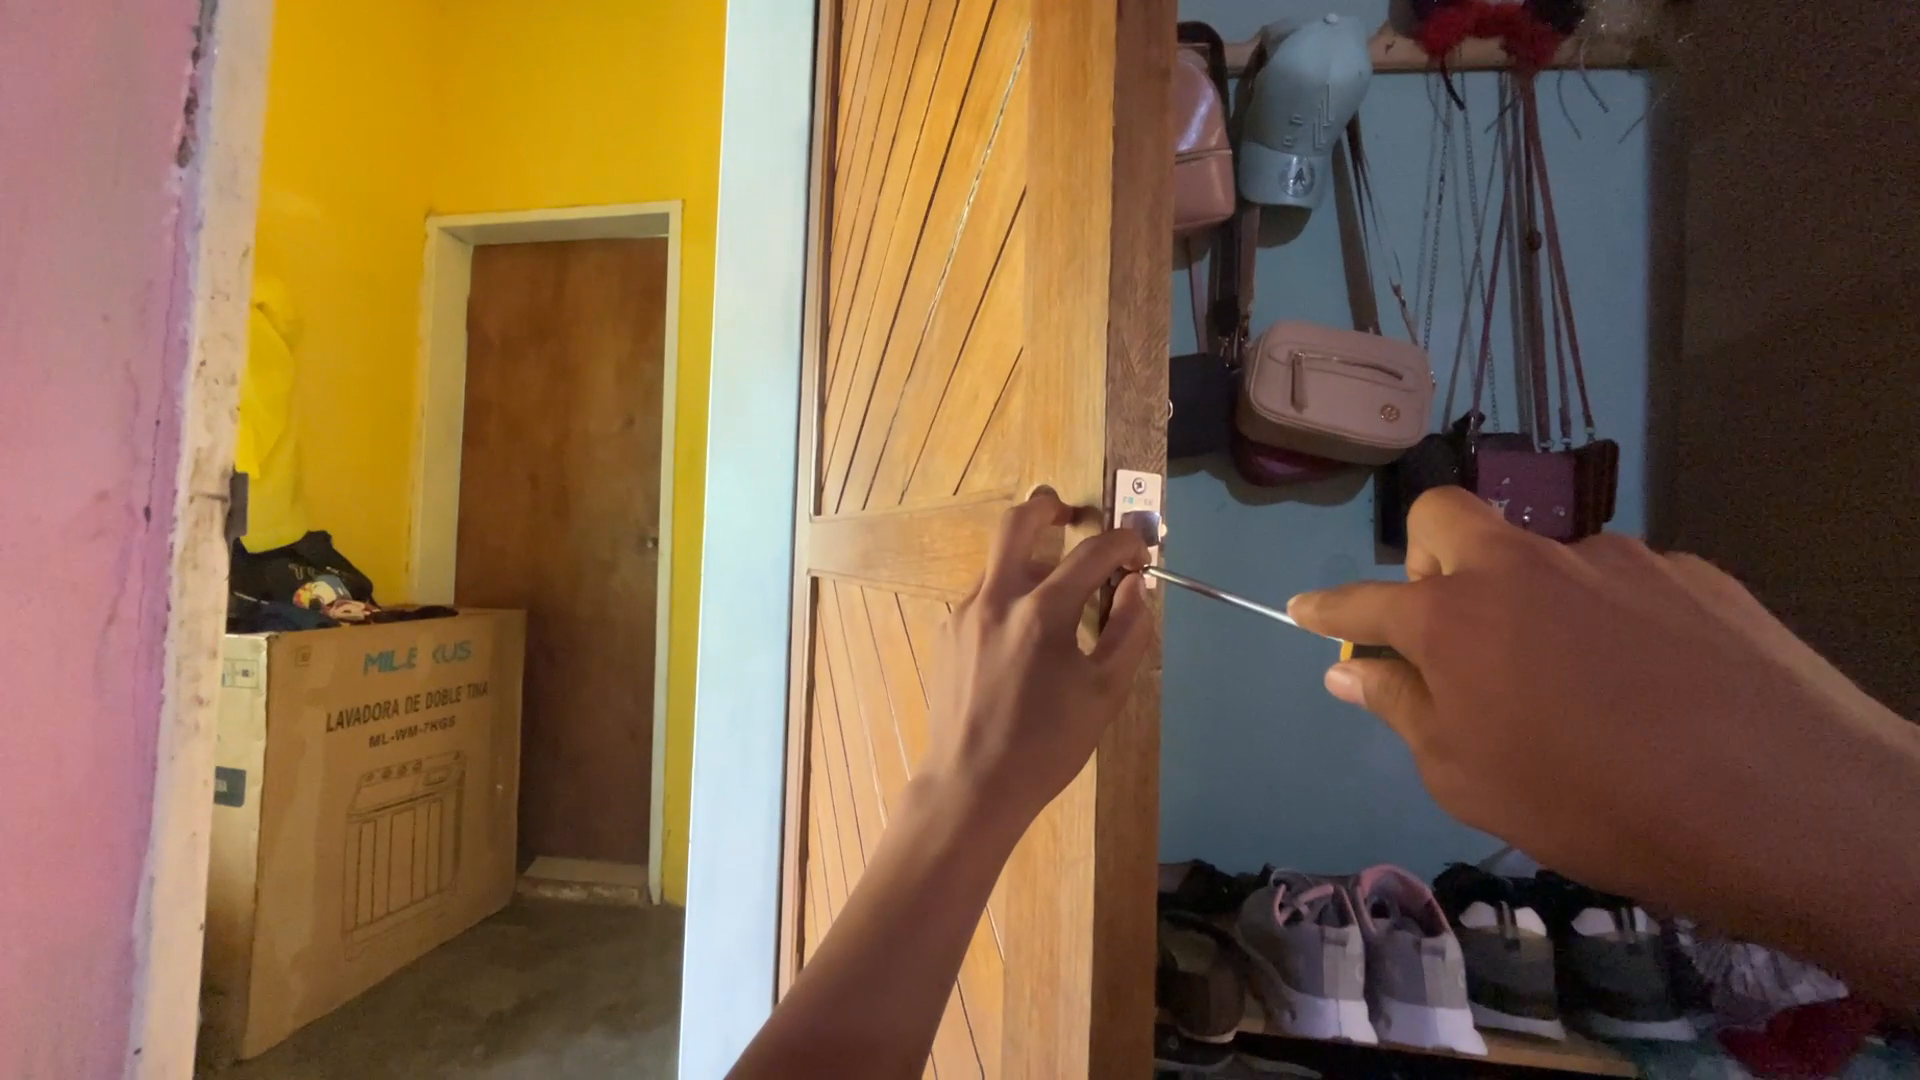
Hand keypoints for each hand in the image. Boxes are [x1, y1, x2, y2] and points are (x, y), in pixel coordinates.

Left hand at [919, 488, 1154, 828]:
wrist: (972, 784)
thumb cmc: (1048, 744)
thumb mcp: (1105, 692)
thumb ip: (1129, 630)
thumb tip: (1138, 585)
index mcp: (1042, 612)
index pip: (1092, 552)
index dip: (1124, 543)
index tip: (1139, 549)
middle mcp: (996, 598)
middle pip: (1017, 522)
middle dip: (1048, 505)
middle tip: (1071, 512)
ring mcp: (963, 612)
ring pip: (998, 561)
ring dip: (1030, 559)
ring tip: (1056, 593)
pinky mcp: (946, 631)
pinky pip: (983, 595)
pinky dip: (1009, 595)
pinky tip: (1022, 634)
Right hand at [1288, 487, 1919, 989]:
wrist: (1798, 814)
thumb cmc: (1590, 803)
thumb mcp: (1464, 776)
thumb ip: (1399, 709)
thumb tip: (1350, 674)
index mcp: (1450, 618)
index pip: (1360, 602)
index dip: (1325, 609)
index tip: (1303, 610)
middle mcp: (1519, 567)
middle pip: (1443, 514)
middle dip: (1425, 555)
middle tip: (1450, 619)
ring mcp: (1610, 560)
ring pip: (1539, 554)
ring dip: (1528, 596)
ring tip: (1575, 674)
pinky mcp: (1691, 573)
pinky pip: (1619, 581)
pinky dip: (1607, 615)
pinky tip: (1650, 676)